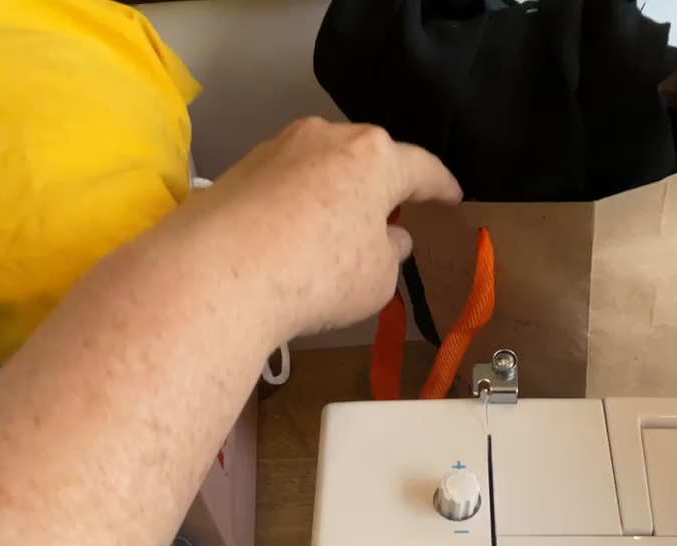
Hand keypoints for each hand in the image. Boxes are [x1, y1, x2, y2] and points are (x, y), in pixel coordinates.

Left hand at [183, 118, 461, 341]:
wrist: (225, 273)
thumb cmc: (321, 274)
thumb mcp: (379, 277)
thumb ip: (392, 253)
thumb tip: (390, 238)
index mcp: (375, 157)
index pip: (421, 167)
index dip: (441, 186)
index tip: (452, 198)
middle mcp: (327, 138)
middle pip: (367, 160)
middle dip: (382, 186)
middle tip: (393, 216)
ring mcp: (280, 149)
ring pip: (323, 169)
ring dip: (337, 197)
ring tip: (340, 234)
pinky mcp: (242, 171)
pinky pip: (287, 187)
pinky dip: (300, 209)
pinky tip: (297, 241)